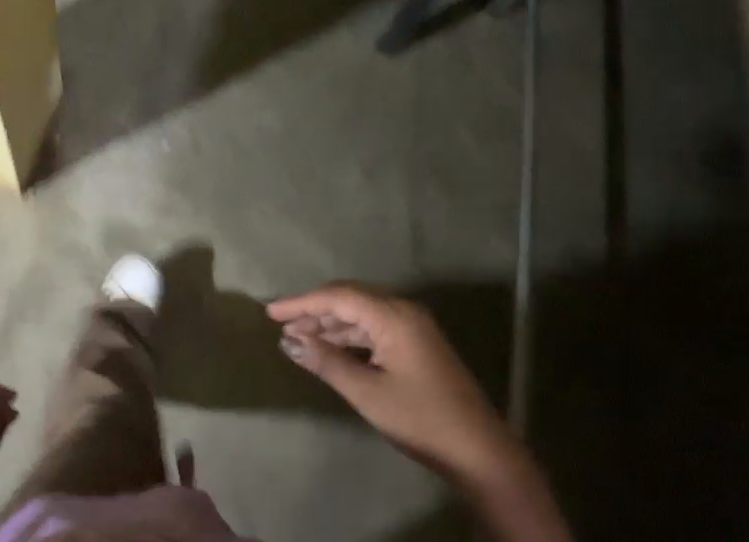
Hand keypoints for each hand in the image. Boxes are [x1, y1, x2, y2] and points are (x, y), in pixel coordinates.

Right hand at [268, 284, 508, 483]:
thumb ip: (327, 362)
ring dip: (331, 324)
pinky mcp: (417, 344)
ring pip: (362, 315)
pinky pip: (374, 328)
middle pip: (350, 299)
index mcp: (393, 316)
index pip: (338, 297)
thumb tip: (289, 341)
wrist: (478, 451)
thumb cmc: (420, 418)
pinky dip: (349, 336)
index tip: (270, 312)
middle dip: (314, 311)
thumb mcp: (367, 392)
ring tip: (298, 337)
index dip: (301, 303)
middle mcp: (403, 311)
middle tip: (281, 324)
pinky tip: (330, 348)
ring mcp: (413, 327)